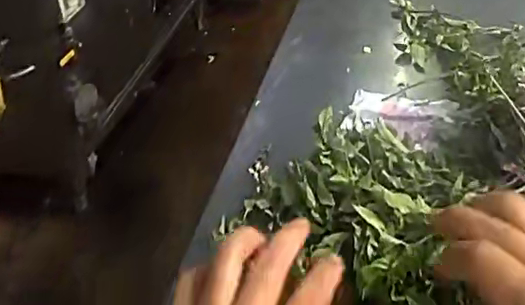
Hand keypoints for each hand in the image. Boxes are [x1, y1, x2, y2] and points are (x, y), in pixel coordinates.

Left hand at [174, 220, 342, 304]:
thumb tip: (332, 292)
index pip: (309, 298)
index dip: (326, 275)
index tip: (335, 260)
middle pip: (267, 268)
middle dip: (288, 240)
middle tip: (302, 226)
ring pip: (224, 260)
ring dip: (245, 241)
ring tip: (260, 237)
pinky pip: (188, 279)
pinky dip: (205, 266)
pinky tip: (216, 266)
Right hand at [434, 193, 524, 304]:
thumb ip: (483, 302)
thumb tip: (453, 278)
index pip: (480, 254)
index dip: (451, 257)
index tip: (434, 266)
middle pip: (497, 224)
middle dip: (461, 219)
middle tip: (435, 223)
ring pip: (523, 211)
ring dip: (489, 206)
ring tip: (468, 210)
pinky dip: (522, 217)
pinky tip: (508, 224)